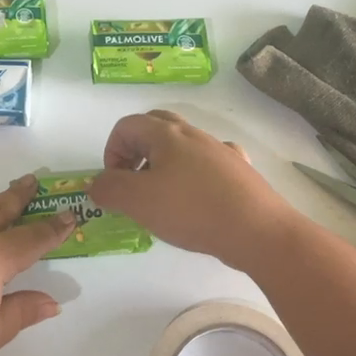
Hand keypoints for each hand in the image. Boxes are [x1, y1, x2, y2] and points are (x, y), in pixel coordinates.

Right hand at [89, 110, 296, 271]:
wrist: (258, 230)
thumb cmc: (193, 210)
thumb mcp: (139, 202)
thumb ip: (110, 189)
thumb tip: (97, 183)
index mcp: (165, 134)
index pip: (126, 126)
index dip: (112, 151)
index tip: (116, 184)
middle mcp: (192, 133)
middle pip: (155, 125)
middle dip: (137, 149)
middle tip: (134, 181)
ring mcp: (219, 149)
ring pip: (183, 144)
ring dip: (165, 162)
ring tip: (163, 196)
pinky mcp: (239, 170)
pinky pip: (210, 161)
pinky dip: (196, 172)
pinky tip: (199, 194)